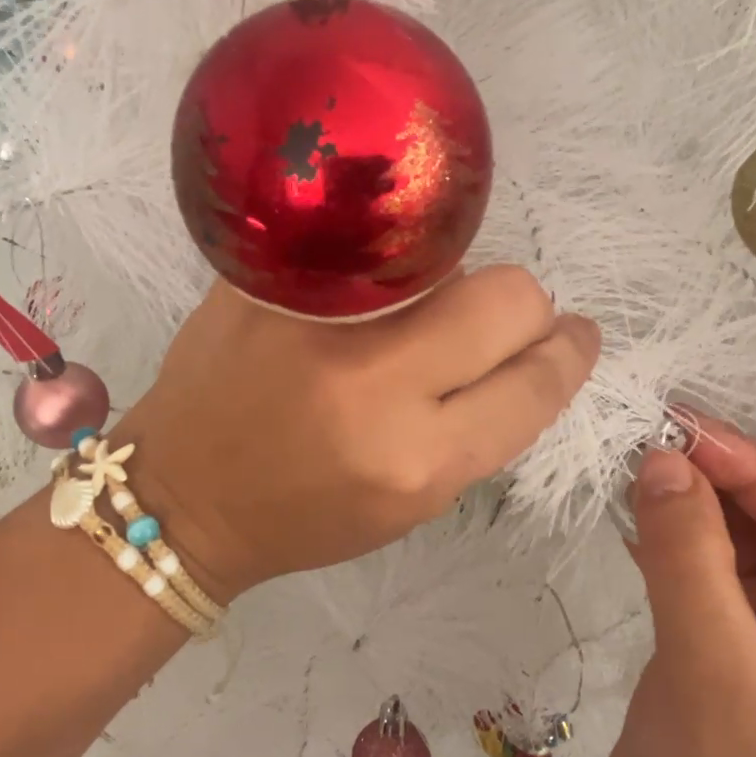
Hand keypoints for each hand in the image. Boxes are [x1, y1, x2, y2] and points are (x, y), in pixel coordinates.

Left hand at [113, 267, 600, 601]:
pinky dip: (393, 263)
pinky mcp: (270, 279)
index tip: (573, 337)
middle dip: (524, 312)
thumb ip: (480, 426)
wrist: (182, 493)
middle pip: (509, 295)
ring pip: (448, 257)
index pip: (536, 382)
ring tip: (414, 320)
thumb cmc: (305, 515)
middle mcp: (376, 384)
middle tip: (493, 327)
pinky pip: (375, 242)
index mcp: (419, 461)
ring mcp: (318, 319)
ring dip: (454, 287)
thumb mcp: (413, 502)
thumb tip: (536, 346)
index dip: (568, 353)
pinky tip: (371, 290)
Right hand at [602, 413, 755, 756]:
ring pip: (737, 552)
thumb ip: (688, 554)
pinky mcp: (726, 654)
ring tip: (636, 466)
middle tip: (652, 437)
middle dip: (719, 486)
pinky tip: (633, 517)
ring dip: (690, 511)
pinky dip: (670, 547)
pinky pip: (704, 581)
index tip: (686, 428)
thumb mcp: (710, 663)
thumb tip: (660, 455)